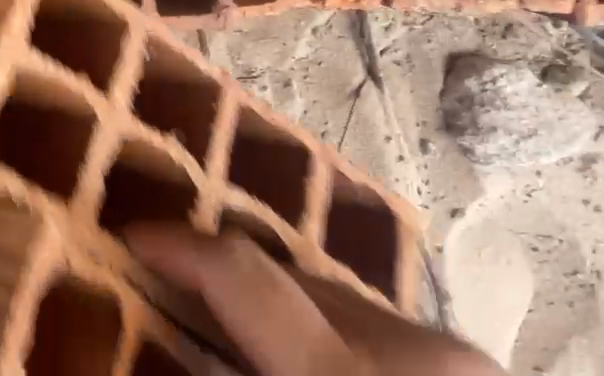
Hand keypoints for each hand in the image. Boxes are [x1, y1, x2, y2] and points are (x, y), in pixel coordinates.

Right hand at [127, 224, 504, 375]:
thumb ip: (213, 372)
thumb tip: (141, 341)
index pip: (237, 270)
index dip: (170, 245)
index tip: (125, 242)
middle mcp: (410, 347)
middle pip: (276, 274)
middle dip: (217, 284)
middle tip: (173, 305)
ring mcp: (455, 354)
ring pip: (323, 295)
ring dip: (271, 309)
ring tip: (243, 343)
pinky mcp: (478, 365)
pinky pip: (370, 322)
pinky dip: (324, 333)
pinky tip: (311, 364)